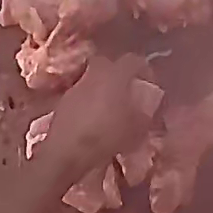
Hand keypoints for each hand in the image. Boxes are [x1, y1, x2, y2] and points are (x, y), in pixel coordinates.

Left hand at [34, 54, 162, 177]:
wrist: (67, 152)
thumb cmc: (107, 136)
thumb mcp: (136, 130)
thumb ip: (145, 113)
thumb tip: (148, 106)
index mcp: (115, 75)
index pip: (133, 60)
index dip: (144, 69)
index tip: (149, 84)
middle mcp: (93, 75)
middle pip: (108, 64)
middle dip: (119, 75)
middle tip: (127, 92)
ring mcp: (75, 88)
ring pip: (92, 80)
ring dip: (102, 90)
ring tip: (110, 109)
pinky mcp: (63, 103)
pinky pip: (81, 96)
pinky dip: (89, 103)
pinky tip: (93, 121)